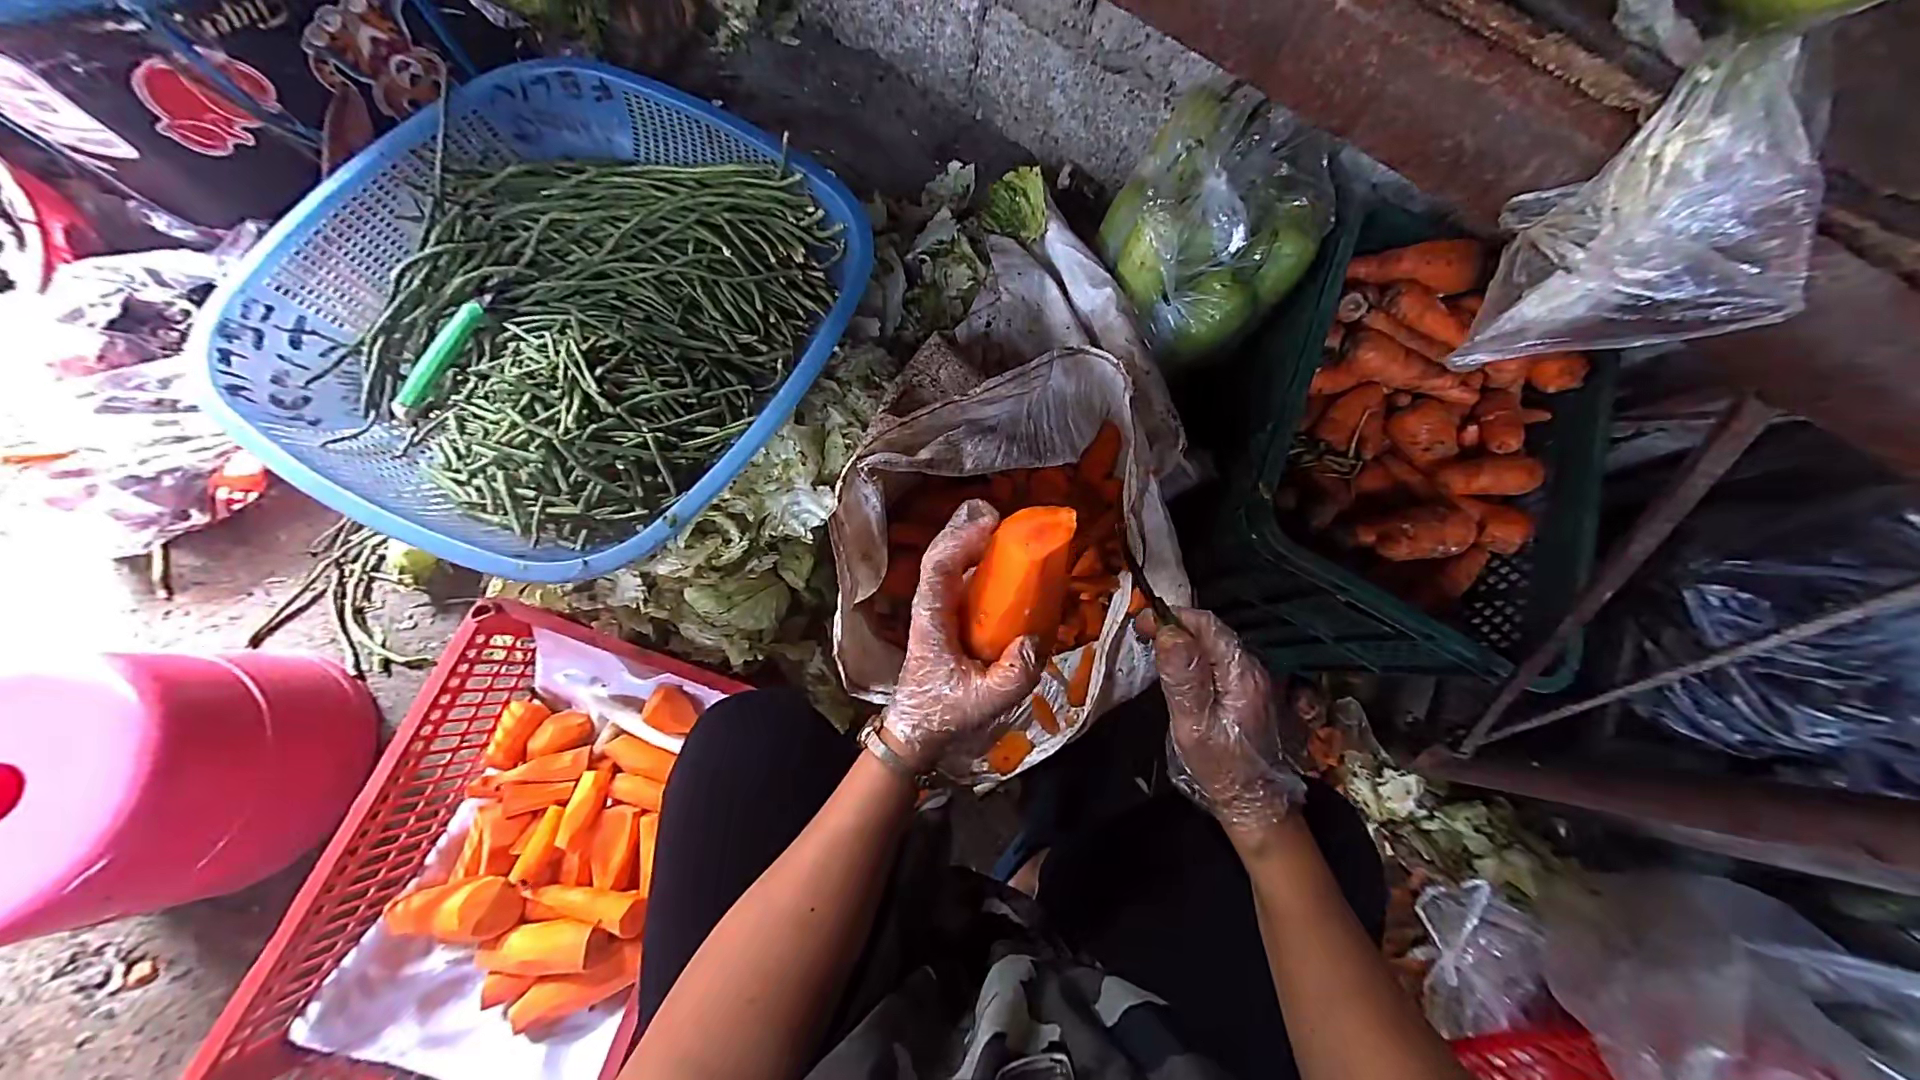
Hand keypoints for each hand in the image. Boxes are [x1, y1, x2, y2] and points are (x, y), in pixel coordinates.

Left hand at [882, 500, 1043, 771]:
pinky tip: (1006, 561)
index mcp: (931, 618)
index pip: (937, 566)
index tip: (991, 523)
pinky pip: (964, 580)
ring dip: (976, 543)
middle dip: (969, 529)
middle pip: (942, 554)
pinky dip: (982, 563)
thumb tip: (1034, 640)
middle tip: (1003, 517)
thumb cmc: (944, 712)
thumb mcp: (985, 702)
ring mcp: (939, 608)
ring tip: (1008, 531)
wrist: (919, 728)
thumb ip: (1013, 676)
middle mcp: (931, 605)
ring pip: (952, 563)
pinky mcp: (951, 616)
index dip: (961, 539)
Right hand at [1142, 607, 1304, 833]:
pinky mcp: (1247, 690)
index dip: (1171, 617)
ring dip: (1182, 640)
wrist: (1256, 805)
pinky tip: (1176, 668)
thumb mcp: (1194, 726)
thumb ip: (1182, 679)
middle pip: (1210, 631)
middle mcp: (1252, 669)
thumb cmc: (1222, 769)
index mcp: (1241, 674)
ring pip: (1213, 644)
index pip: (1206, 625)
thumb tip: (1168, 633)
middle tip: (1141, 634)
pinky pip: (1216, 660)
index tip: (1140, 623)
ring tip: (1153, 648)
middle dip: (1174, 626)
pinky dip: (1192, 656)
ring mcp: (1252, 679)